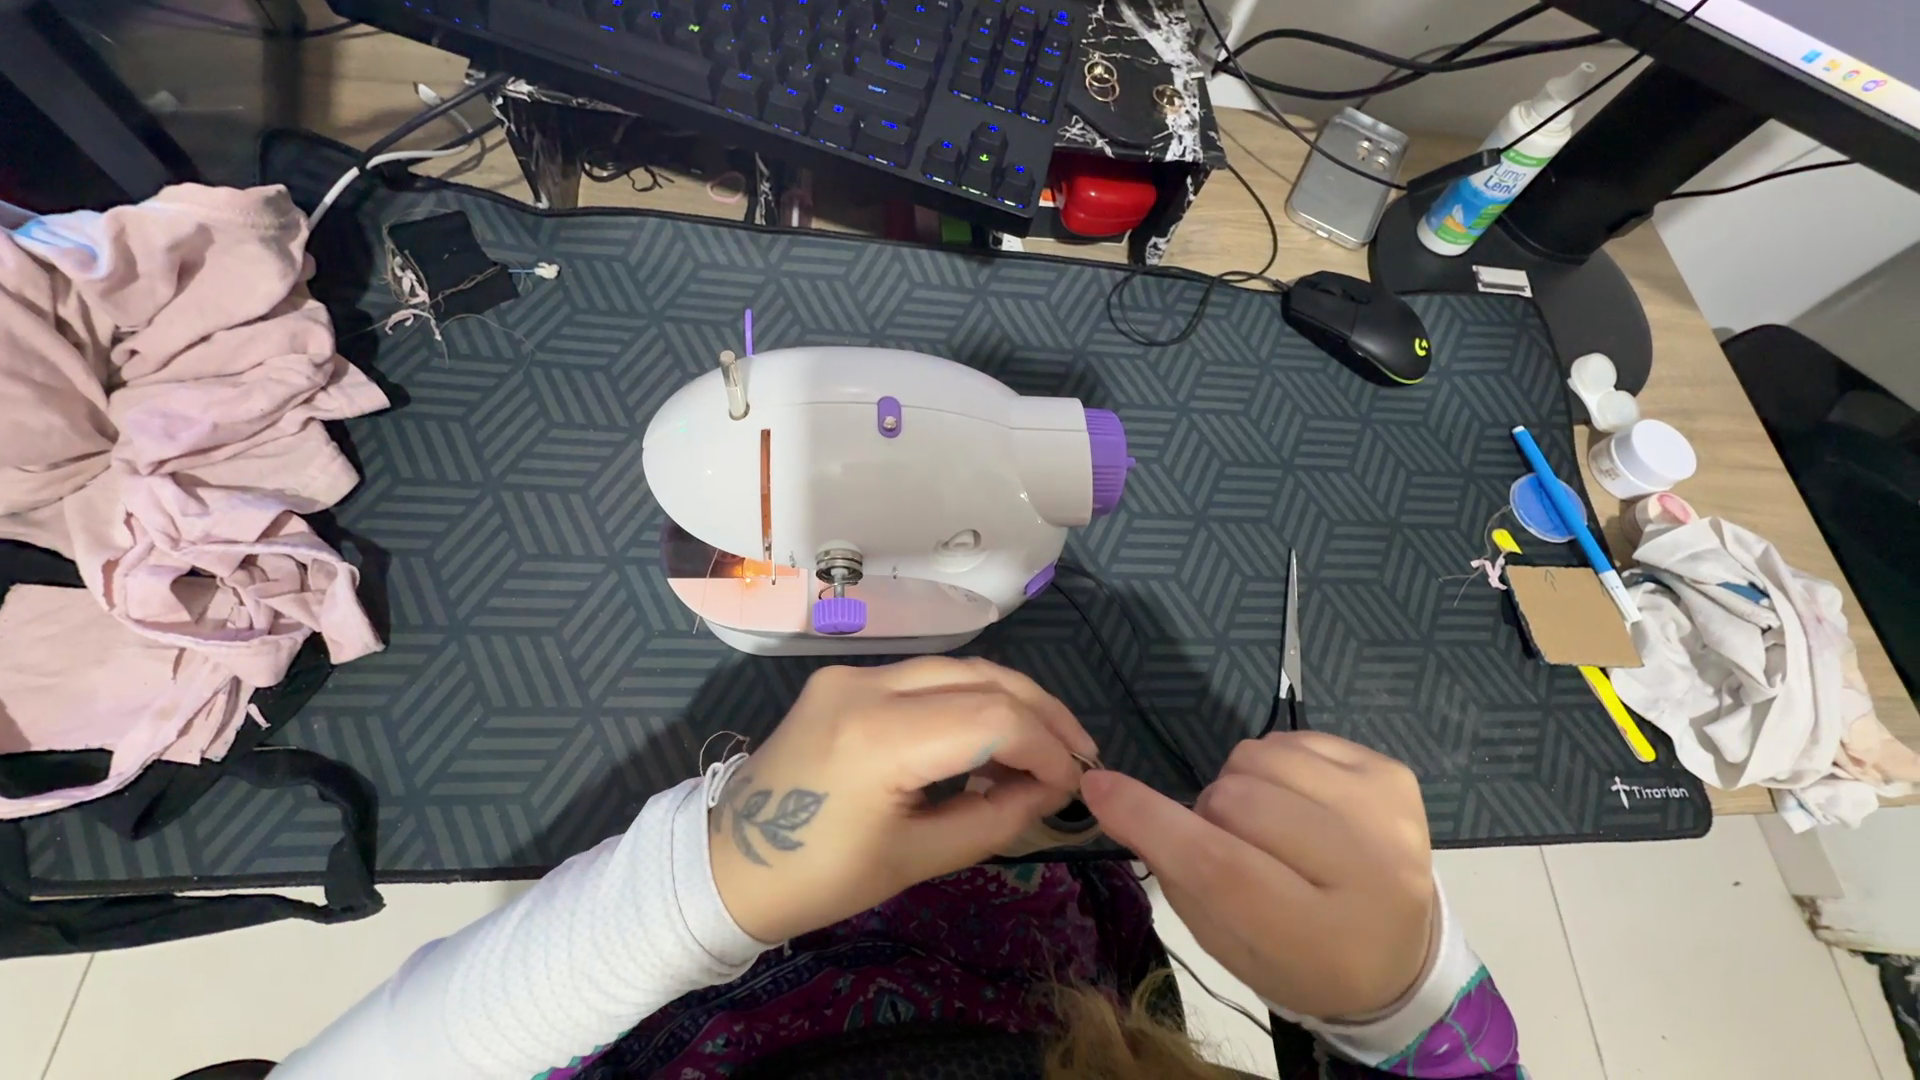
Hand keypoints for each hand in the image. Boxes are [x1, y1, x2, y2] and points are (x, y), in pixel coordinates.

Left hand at [708, 657, 1095, 941]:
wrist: (727, 862)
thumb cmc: (819, 878)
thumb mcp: (915, 859)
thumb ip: (994, 817)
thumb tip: (1051, 788)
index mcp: (878, 737)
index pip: (993, 718)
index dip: (1047, 747)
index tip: (1074, 785)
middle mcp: (866, 685)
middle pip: (982, 677)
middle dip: (1042, 712)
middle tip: (1081, 752)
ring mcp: (851, 674)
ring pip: (958, 669)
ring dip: (1011, 700)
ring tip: (1051, 740)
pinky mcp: (845, 678)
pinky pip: (926, 678)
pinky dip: (971, 700)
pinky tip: (995, 731)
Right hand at [1080, 732, 1435, 1019]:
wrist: (1399, 955)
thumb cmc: (1297, 957)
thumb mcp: (1224, 938)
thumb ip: (1171, 868)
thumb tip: (1108, 791)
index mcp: (1319, 937)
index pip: (1221, 866)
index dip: (1152, 821)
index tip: (1098, 787)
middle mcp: (1369, 873)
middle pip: (1238, 801)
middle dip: (1209, 812)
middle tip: (1227, 840)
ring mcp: (1387, 817)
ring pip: (1261, 758)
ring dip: (1241, 783)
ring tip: (1266, 820)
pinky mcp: (1394, 777)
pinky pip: (1294, 738)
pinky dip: (1275, 763)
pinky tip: (1297, 801)